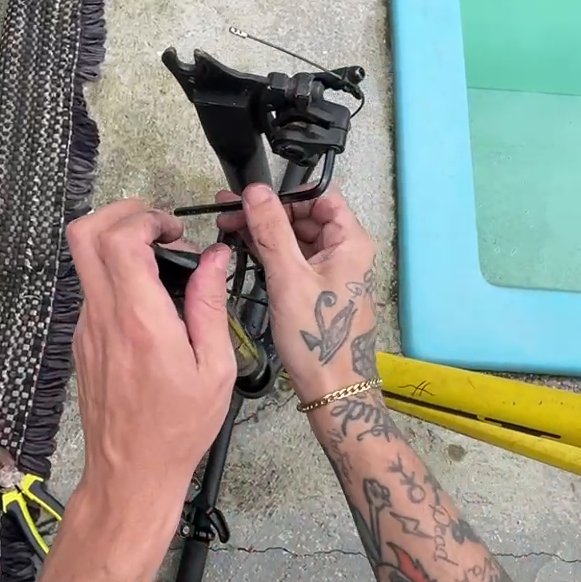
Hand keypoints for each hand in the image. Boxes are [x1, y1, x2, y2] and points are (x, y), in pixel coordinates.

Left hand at [67, 200, 236, 525]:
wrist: (131, 474)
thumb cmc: (177, 428)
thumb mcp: (215, 367)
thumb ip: (210, 304)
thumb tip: (214, 258)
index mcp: (139, 320)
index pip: (119, 240)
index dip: (146, 218)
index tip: (174, 232)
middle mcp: (103, 316)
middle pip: (83, 234)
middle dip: (120, 212)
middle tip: (157, 227)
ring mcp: (86, 327)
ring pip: (86, 259)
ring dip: (121, 244)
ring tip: (164, 266)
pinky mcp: (83, 339)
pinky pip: (95, 288)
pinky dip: (120, 275)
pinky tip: (153, 301)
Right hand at [219, 183, 377, 401]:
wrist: (333, 389)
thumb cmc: (319, 341)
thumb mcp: (288, 277)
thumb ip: (271, 230)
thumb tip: (256, 192)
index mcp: (351, 242)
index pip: (321, 196)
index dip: (287, 193)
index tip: (254, 198)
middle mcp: (346, 252)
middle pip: (306, 214)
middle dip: (268, 211)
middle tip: (230, 212)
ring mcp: (333, 270)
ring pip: (297, 237)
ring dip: (266, 231)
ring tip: (230, 228)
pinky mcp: (319, 287)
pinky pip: (295, 258)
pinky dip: (271, 251)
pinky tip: (246, 249)